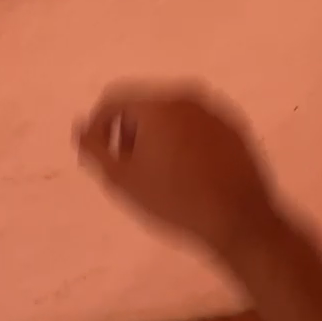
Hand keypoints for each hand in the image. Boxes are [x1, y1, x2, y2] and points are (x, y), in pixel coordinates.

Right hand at [74, 83, 285, 263]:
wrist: (240, 222)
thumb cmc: (173, 200)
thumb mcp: (120, 178)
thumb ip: (93, 148)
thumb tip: (81, 126)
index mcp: (158, 105)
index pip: (114, 100)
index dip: (98, 126)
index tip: (99, 155)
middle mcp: (188, 98)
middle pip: (143, 105)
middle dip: (128, 131)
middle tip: (126, 166)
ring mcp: (216, 113)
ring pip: (170, 115)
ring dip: (154, 136)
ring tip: (155, 172)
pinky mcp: (235, 129)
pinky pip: (195, 126)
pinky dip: (181, 141)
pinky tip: (184, 172)